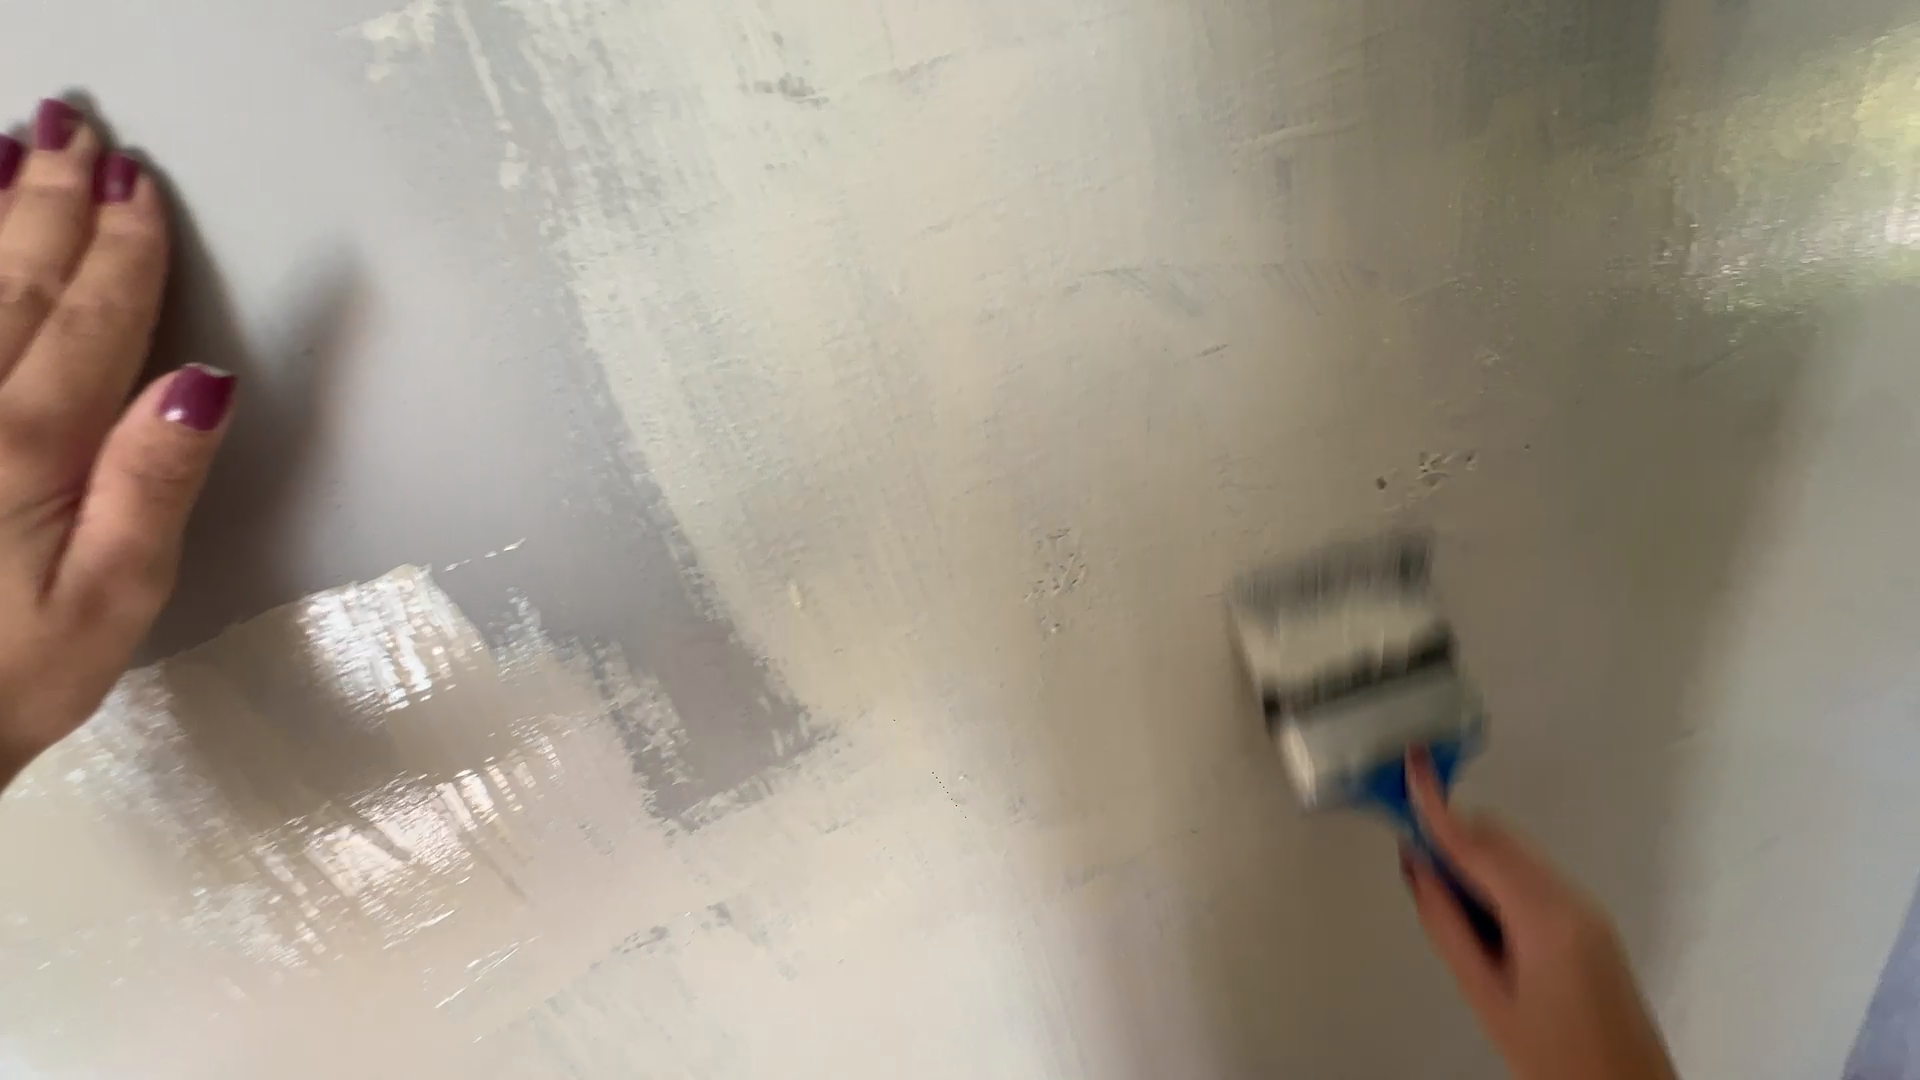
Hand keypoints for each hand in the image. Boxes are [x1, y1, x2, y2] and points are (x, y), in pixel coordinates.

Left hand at [0, 99, 232, 788]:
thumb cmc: (5, 676)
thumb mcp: (115, 594)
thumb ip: (154, 482)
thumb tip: (204, 387)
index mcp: (27, 450)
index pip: (92, 325)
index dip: (123, 254)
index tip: (143, 187)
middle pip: (5, 285)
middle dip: (47, 202)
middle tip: (73, 127)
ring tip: (6, 148)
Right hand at [1403, 750, 1678, 1079]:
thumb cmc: (1552, 1057)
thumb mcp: (1483, 991)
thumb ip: (1445, 921)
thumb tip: (1416, 863)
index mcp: (1545, 917)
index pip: (1477, 843)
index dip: (1436, 803)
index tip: (1412, 764)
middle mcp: (1572, 899)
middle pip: (1497, 837)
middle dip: (1452, 838)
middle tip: (1418, 870)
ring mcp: (1586, 909)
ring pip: (1511, 853)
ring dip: (1472, 861)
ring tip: (1453, 910)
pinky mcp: (1588, 922)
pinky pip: (1527, 875)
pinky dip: (1494, 879)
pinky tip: (1484, 922)